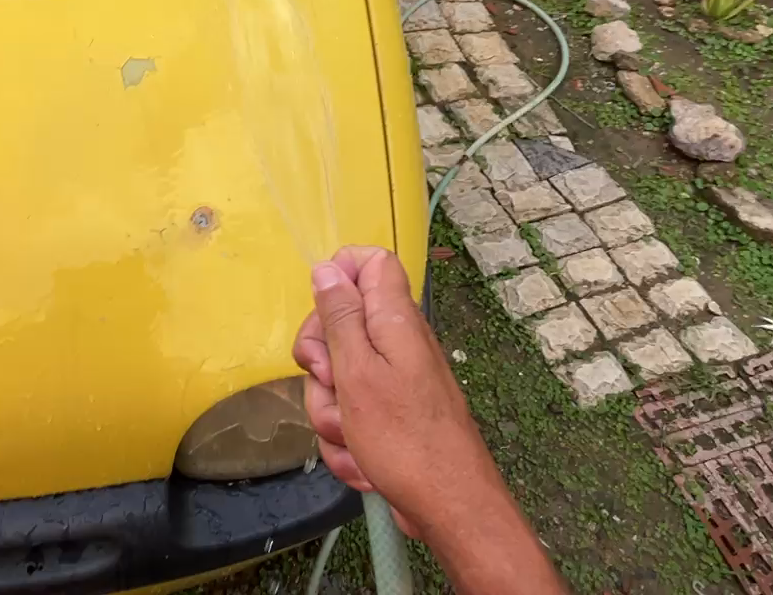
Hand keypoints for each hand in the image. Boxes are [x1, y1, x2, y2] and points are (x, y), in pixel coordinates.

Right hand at [291, 246, 477, 538]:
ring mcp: (392, 378)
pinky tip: (360, 460)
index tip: (323, 311)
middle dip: (320, 358)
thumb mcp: (358, 371)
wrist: (451, 510)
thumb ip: (340, 316)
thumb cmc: (404, 439)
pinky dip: (347, 437)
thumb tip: (327, 268)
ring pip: (337, 373)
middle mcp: (394, 341)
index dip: (339, 273)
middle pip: (339, 321)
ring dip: (331, 409)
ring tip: (350, 435)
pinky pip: (349, 411)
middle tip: (331, 381)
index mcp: (393, 318)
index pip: (369, 261)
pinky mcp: (388, 413)